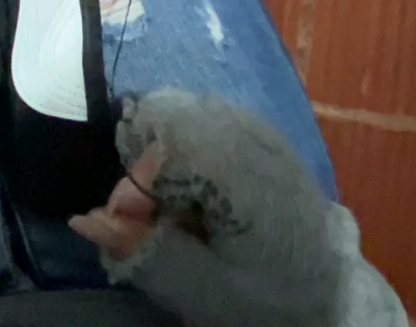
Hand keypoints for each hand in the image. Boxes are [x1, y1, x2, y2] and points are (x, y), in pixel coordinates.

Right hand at [60, 90, 350, 326]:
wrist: (334, 302)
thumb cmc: (268, 302)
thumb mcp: (202, 291)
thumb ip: (142, 250)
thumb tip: (81, 218)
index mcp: (236, 165)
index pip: (154, 144)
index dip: (132, 187)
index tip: (132, 226)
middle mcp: (246, 129)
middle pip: (163, 117)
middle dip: (144, 165)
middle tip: (152, 216)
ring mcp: (256, 125)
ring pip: (180, 113)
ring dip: (164, 154)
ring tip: (177, 205)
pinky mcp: (260, 130)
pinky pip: (202, 118)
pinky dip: (186, 147)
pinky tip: (199, 187)